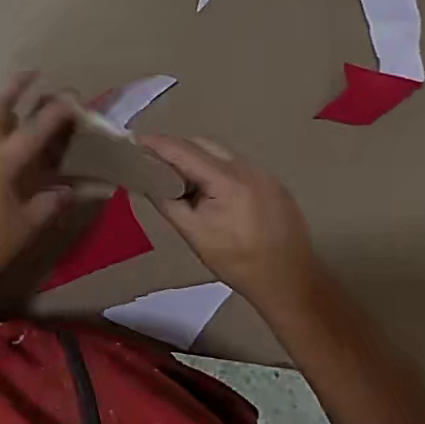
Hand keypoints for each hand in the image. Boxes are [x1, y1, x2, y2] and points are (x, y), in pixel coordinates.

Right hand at [141, 135, 316, 305]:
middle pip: (204, 144)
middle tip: (154, 161)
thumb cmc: (236, 261)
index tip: (136, 142)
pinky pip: (238, 165)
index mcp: (227, 180)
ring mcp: (264, 173)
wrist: (289, 281)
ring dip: (198, 158)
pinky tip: (211, 191)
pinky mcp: (274, 183)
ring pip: (222, 153)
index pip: (184, 150)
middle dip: (177, 147)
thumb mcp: (193, 233)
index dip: (158, 144)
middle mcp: (248, 167)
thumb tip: (147, 180)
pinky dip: (217, 169)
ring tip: (180, 178)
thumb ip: (167, 201)